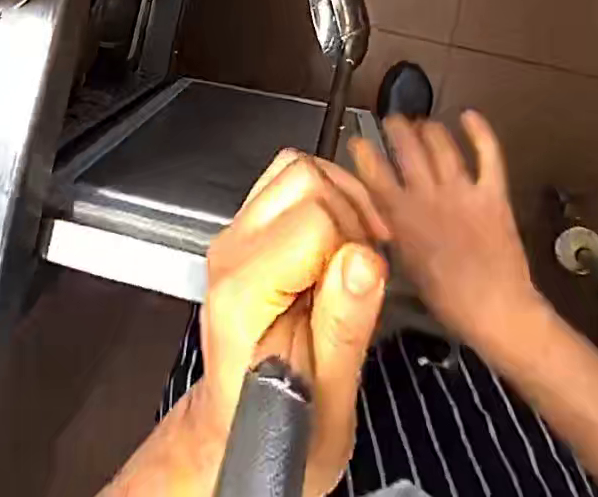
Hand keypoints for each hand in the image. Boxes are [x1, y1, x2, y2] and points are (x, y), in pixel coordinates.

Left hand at [188, 149, 389, 496]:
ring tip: (355, 250)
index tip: (366, 283)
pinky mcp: (246, 232)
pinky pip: (286, 183)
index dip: (356, 244)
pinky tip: (339, 241)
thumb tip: (366, 258)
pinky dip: (323, 197)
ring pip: (293, 168)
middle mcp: (231, 249)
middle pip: (302, 176)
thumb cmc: (283, 427)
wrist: (240, 430)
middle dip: (350, 210)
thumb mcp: (328, 395)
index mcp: (245, 289)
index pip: (314, 218)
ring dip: (338, 197)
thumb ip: (344, 323)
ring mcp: (234, 235)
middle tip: (365, 264)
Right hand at [349, 113, 546, 352]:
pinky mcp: (492, 194)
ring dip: (429, 128)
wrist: (496, 311)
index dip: (362, 150)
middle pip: (406, 147)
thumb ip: (391, 226)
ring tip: (423, 122)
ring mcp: (461, 192)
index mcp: (400, 214)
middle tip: (392, 121)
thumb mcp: (404, 261)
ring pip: (441, 144)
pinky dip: (480, 132)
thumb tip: (381, 208)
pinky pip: (487, 155)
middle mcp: (427, 196)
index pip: (373, 169)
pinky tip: (470, 116)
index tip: (358, 141)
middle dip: (396, 128)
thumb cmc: (445, 296)